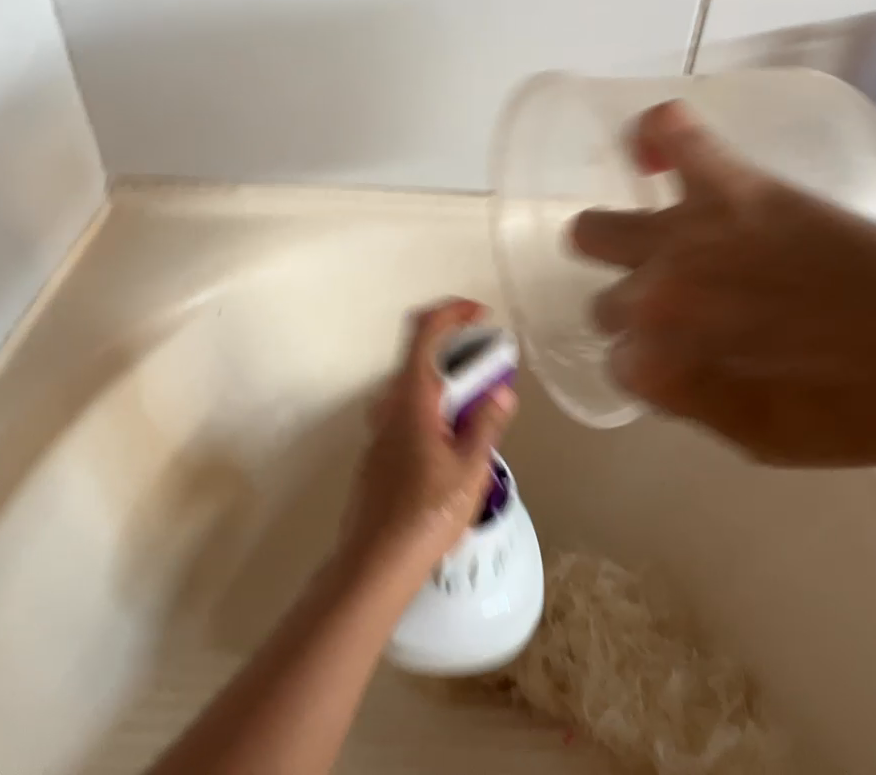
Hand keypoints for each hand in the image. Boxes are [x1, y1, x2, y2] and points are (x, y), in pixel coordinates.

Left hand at [338, 298, 517, 586]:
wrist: (375, 562)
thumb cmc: (427, 513)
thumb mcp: (470, 468)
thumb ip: (486, 424)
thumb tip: (500, 391)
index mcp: (413, 400)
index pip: (424, 333)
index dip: (451, 312)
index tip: (480, 314)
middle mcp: (390, 407)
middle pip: (419, 357)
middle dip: (458, 351)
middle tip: (492, 369)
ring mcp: (381, 430)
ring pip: (415, 388)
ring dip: (449, 383)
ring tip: (482, 409)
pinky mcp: (380, 452)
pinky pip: (410, 412)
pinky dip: (436, 408)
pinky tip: (457, 443)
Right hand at [570, 101, 875, 466]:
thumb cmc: (857, 413)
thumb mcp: (755, 438)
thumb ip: (688, 398)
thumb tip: (656, 365)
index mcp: (659, 363)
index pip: (618, 362)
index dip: (655, 366)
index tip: (692, 365)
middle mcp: (656, 295)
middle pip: (603, 302)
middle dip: (634, 312)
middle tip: (688, 313)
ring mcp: (691, 233)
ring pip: (598, 227)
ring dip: (624, 246)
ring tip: (676, 248)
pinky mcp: (736, 185)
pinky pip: (669, 132)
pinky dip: (656, 139)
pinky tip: (664, 155)